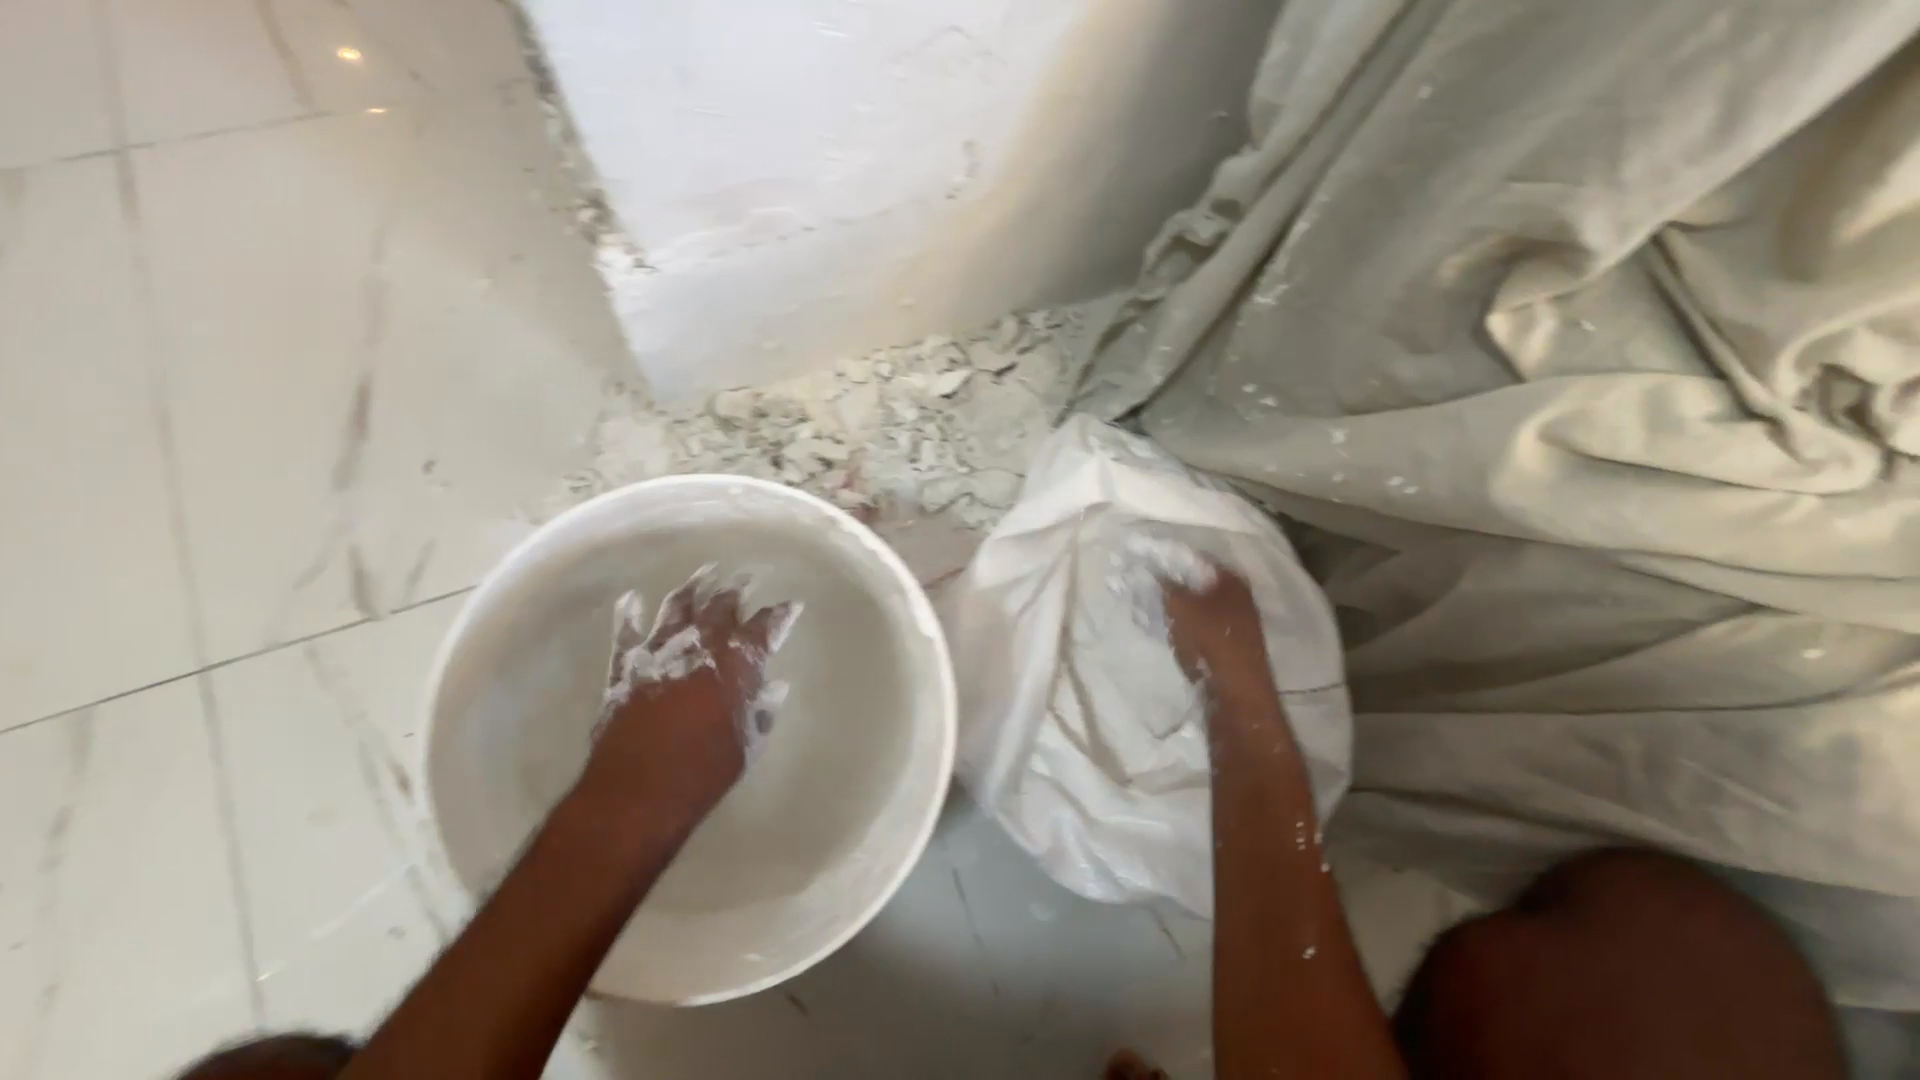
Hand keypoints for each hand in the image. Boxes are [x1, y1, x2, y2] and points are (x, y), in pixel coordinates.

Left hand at [574, 566, 799, 840]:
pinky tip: (631, 598)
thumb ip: (761, 710)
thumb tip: (774, 687)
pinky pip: (626, 633)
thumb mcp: (746, 745)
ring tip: (704, 574)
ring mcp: (659, 653)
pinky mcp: (625, 667)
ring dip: (693, 589)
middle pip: (721, 607)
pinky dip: (628, 614)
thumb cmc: (703, 774)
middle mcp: (700, 648)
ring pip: (677, 608)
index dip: (779, 615)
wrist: (638, 792)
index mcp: (737, 666)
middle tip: (745, 577)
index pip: (764, 629)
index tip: (789, 605)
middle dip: (736, 590)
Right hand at [1159, 563, 1273, 708]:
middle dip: (1175, 586)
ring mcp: (1238, 624)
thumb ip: (1166, 585)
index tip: (1150, 564)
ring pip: (1201, 608)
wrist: (1236, 692)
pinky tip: (1173, 634)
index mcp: (1232, 581)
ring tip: (1156, 611)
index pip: (1199, 560)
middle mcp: (1240, 599)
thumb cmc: (1211, 641)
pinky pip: (1204, 628)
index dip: (1173, 560)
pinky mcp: (1232, 646)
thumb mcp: (1181, 607)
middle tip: (1149, 588)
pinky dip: (1188, 628)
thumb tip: (1152, 568)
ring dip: (1180, 610)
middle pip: (1201, 585)